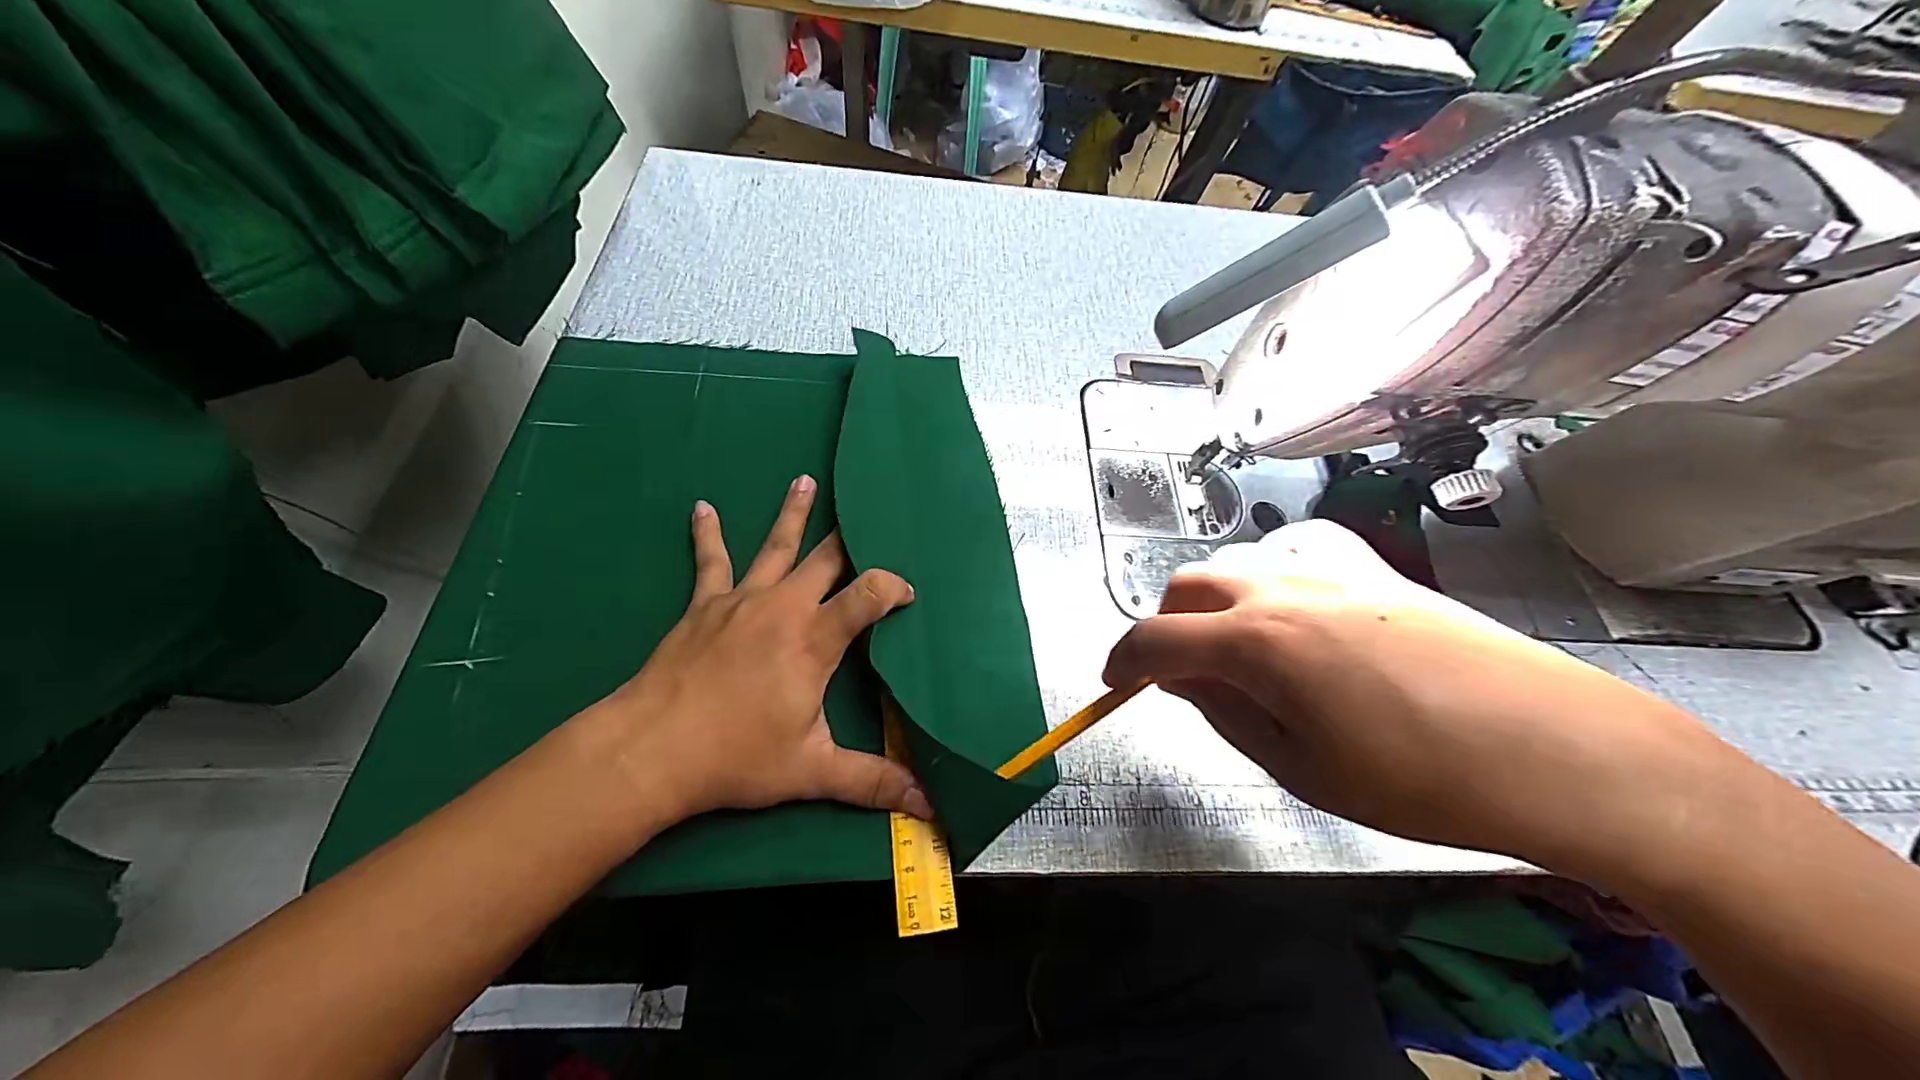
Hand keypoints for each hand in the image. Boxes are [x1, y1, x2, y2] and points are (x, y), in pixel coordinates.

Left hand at [583, 476, 932, 821]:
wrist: (653, 747)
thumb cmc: (737, 756)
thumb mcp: (812, 770)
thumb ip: (873, 782)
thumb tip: (930, 807)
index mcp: (815, 640)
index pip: (869, 595)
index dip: (893, 587)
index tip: (905, 595)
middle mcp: (783, 606)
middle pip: (826, 559)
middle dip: (852, 539)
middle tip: (868, 515)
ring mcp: (741, 599)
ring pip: (775, 545)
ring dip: (794, 513)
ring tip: (804, 479)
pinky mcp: (704, 604)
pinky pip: (710, 561)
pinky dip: (708, 534)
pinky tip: (702, 508)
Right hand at [1102, 520, 1770, 884]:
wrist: (1567, 752)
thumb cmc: (1424, 781)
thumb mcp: (1301, 768)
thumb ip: (1225, 714)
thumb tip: (1185, 681)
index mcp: (1256, 641)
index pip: (1154, 639)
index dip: (1121, 663)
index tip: (1114, 683)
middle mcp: (1283, 589)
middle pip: (1187, 586)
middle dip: (1165, 626)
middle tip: (1182, 676)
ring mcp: (1333, 571)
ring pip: (1237, 568)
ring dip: (1215, 607)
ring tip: (1242, 658)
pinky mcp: (1378, 572)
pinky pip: (1295, 561)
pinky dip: (1269, 590)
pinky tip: (1302, 628)